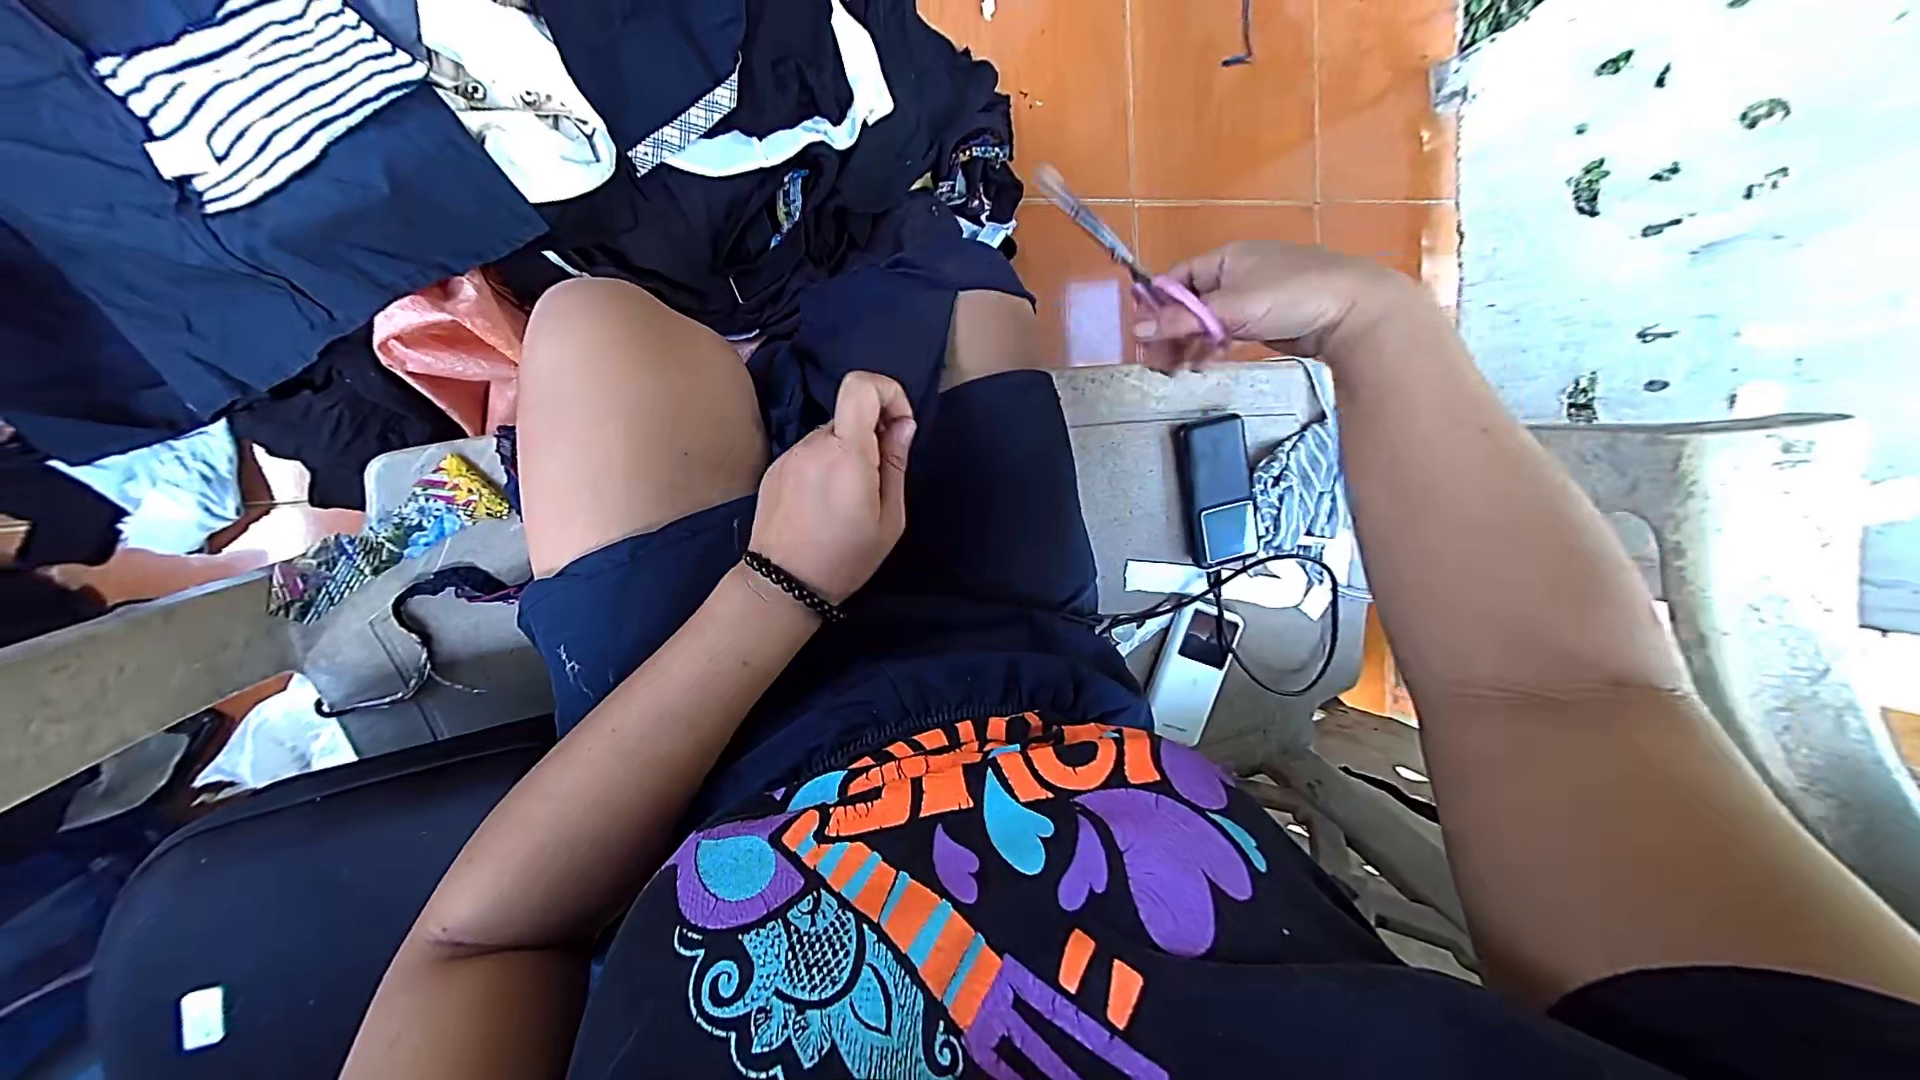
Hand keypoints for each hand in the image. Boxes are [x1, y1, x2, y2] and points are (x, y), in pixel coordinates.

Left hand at [749, 371, 915, 604]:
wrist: (783, 583)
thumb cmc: (846, 557)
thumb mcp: (889, 518)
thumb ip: (896, 463)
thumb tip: (903, 424)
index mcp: (846, 453)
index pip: (861, 385)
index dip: (888, 392)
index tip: (899, 425)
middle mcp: (814, 445)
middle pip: (850, 414)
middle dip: (872, 435)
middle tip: (878, 478)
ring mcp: (790, 455)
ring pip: (830, 435)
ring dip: (847, 453)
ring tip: (848, 500)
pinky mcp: (775, 468)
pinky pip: (810, 453)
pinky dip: (825, 465)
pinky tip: (824, 504)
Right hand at [1132, 241, 1416, 370]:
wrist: (1352, 310)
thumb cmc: (1290, 295)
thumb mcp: (1230, 307)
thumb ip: (1182, 320)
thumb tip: (1137, 328)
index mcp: (1225, 258)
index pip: (1177, 279)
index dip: (1157, 305)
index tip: (1143, 334)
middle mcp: (1235, 273)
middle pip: (1189, 303)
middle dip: (1172, 332)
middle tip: (1159, 361)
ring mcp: (1250, 297)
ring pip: (1207, 321)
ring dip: (1190, 344)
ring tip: (1179, 368)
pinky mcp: (1263, 319)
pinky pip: (1226, 332)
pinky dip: (1212, 346)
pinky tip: (1205, 363)